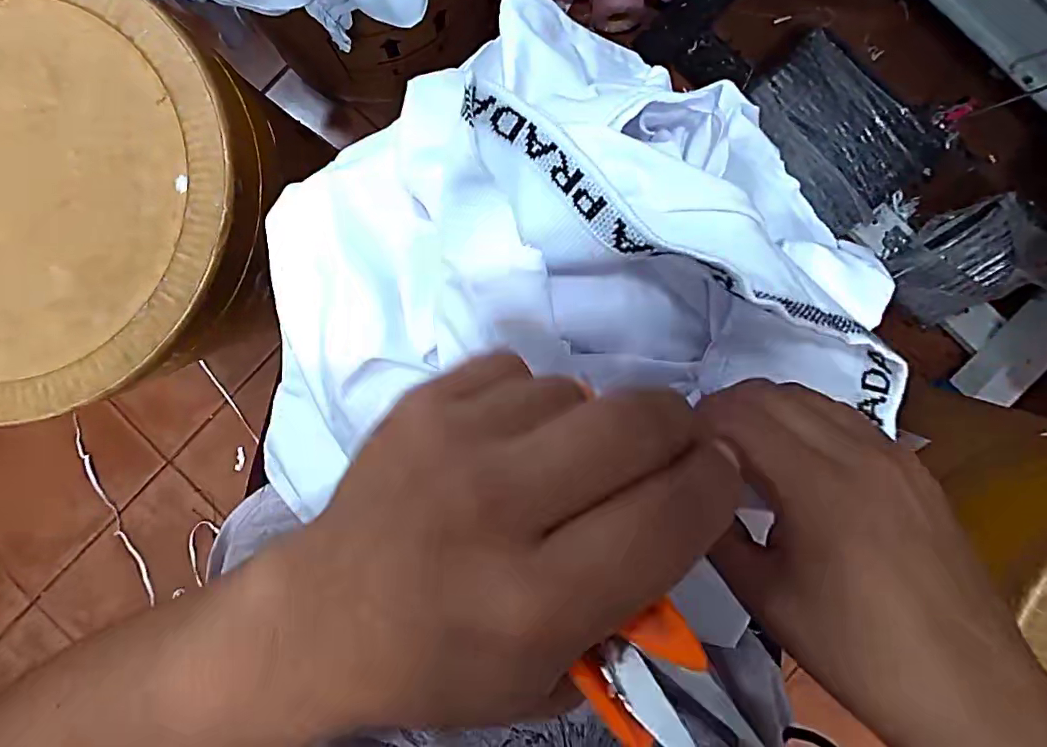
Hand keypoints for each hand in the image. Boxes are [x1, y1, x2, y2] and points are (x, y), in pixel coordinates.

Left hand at [240, 354, 743, 734]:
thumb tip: (692, 506)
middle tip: (672, 442)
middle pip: (636, 423)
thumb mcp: (550, 675)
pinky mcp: (424, 401)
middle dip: (676, 426)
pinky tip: (508, 438)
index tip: (721, 469)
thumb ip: (635, 600)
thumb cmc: (446, 659)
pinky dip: (533, 401)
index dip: (715, 481)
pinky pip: (520, 370)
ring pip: (579, 389)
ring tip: (564, 457)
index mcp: (534, 600)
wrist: (325, 617)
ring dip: (591, 421)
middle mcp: (495, 509)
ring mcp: (453, 442)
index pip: (669, 512)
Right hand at [701, 382, 1046, 746]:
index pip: (740, 413)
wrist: (970, 688)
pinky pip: (846, 417)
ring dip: (770, 409)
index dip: (702, 419)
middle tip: (708, 446)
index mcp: (819, 484)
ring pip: (811, 396)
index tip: (683, 445)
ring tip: (750, 449)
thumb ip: (720, 534)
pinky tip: (803, 461)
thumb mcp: (770, 600)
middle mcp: (858, 449)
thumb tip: (694, 486)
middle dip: (729, 408)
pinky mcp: (914, 463)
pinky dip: (810, 421)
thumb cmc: (859, 652)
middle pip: (773, 393)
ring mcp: (892, 450)